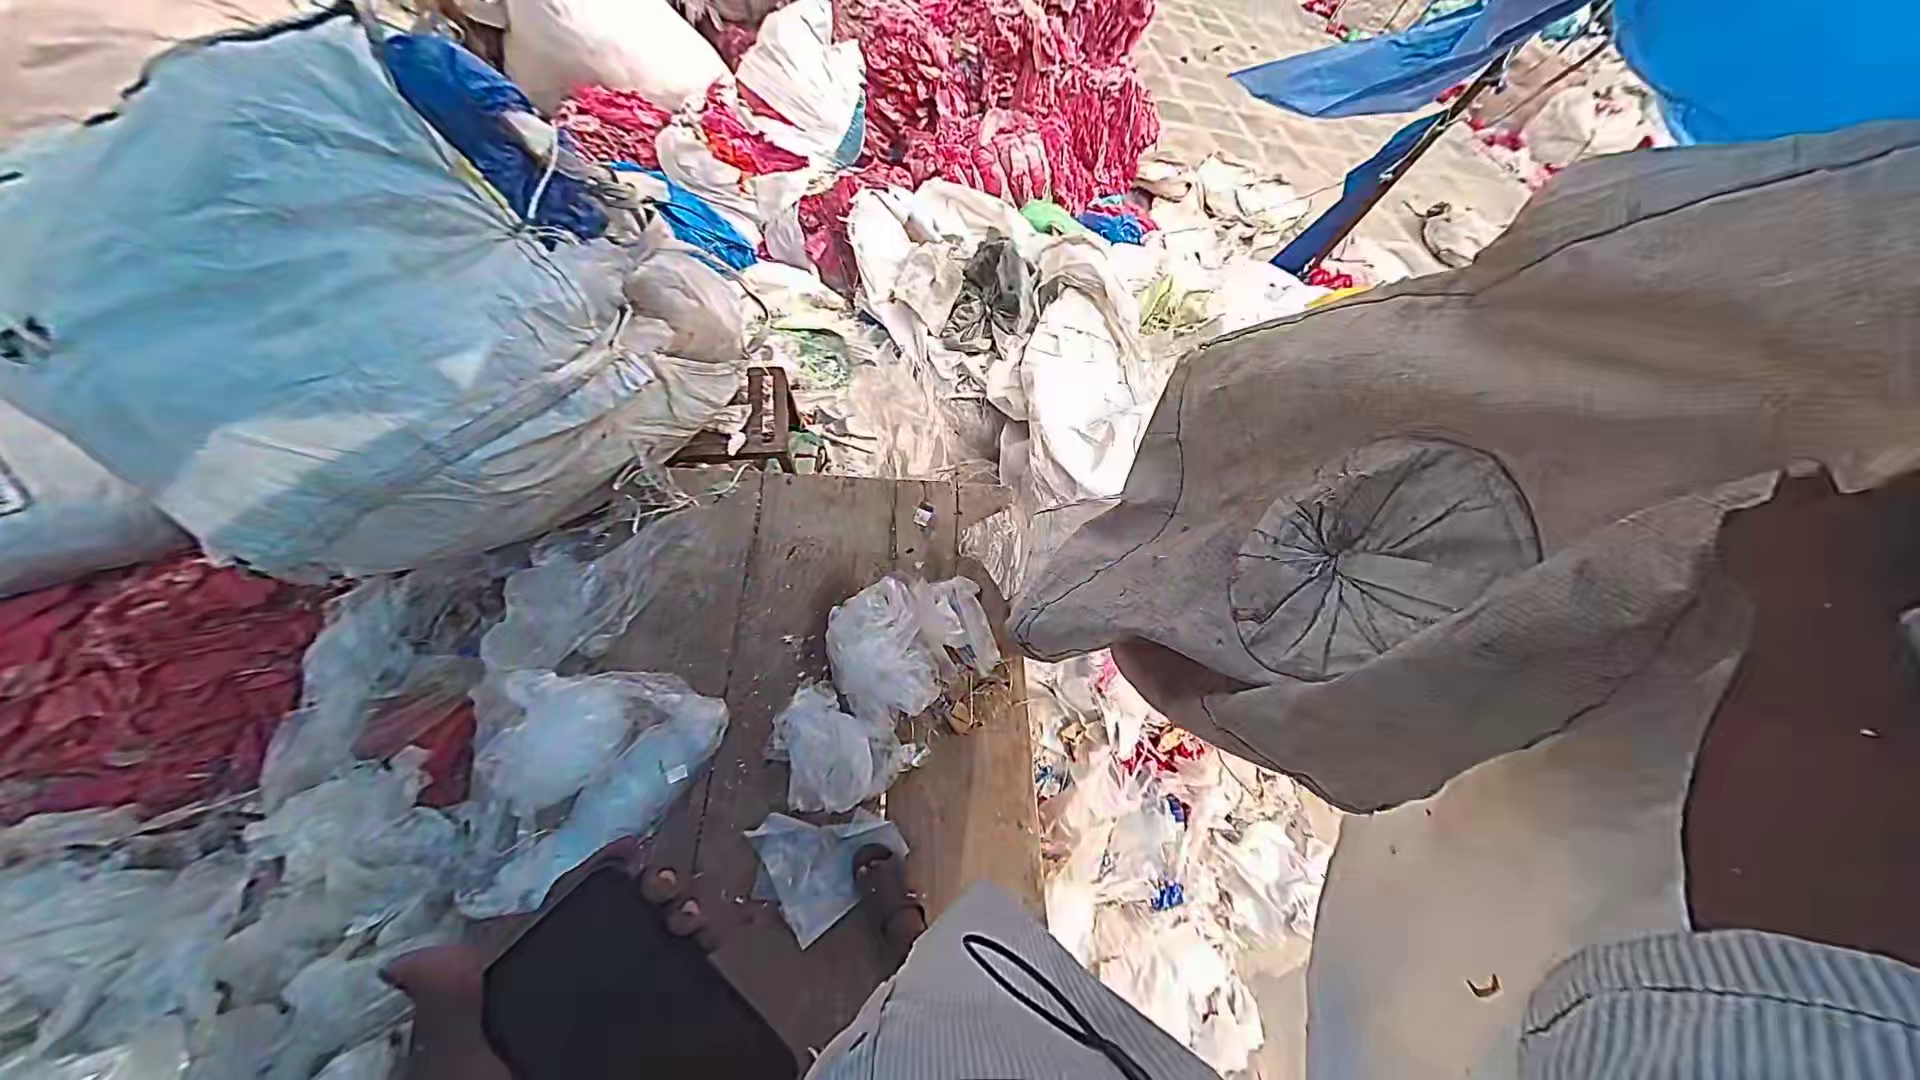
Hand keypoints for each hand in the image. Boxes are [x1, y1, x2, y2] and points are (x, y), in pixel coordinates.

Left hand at [382, 839, 703, 1079]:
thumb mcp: (463, 1060)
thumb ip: (450, 1009)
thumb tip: (403, 959)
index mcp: (540, 964)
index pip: (573, 897)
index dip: (604, 865)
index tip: (633, 848)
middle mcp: (585, 965)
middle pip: (626, 903)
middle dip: (652, 881)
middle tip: (663, 885)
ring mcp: (623, 986)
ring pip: (659, 924)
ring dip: (681, 905)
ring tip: (687, 915)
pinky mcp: (657, 1006)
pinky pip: (686, 959)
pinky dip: (703, 937)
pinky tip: (709, 936)